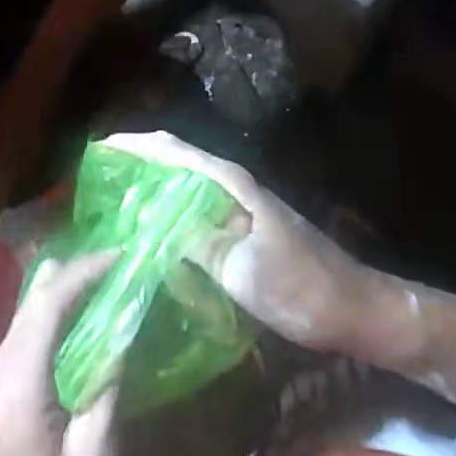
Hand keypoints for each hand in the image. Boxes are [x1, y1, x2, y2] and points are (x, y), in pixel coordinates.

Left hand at [0, 253, 121, 455]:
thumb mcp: (92, 447)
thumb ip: (107, 386)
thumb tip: (123, 326)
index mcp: (20, 376)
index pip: (50, 300)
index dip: (86, 269)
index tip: (122, 254)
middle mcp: (1, 358)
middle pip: (38, 290)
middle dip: (79, 268)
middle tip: (119, 263)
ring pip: (32, 297)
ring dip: (69, 281)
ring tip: (106, 277)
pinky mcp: (3, 368)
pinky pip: (31, 316)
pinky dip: (58, 300)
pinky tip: (84, 303)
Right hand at [99, 131, 418, 361]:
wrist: (355, 310)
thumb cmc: (300, 286)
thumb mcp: (243, 269)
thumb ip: (195, 241)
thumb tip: (147, 218)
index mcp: (232, 183)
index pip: (176, 151)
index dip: (137, 145)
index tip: (101, 145)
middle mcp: (233, 186)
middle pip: (178, 160)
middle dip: (139, 159)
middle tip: (100, 171)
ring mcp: (239, 207)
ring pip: (186, 185)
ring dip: (153, 184)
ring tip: (116, 195)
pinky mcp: (242, 230)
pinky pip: (197, 212)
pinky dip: (171, 212)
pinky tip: (154, 231)